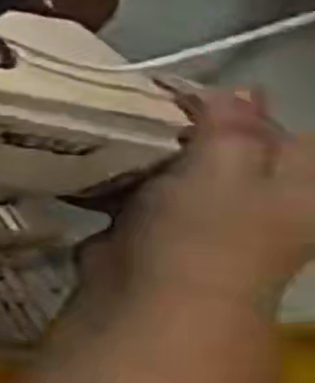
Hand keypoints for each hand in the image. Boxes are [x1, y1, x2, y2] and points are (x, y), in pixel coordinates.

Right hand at [116, 90, 314, 305]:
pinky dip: (114, 176)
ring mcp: (205, 214)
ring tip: (105, 134)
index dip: (231, 108)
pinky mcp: (155, 224)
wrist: (154, 294)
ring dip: (140, 151)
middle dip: (178, 128)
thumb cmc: (205, 230)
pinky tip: (89, 165)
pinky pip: (137, 188)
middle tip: (132, 112)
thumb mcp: (225, 168)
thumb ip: (232, 127)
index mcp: (300, 185)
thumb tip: (237, 89)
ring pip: (174, 165)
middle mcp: (260, 198)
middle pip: (223, 146)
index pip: (278, 130)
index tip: (171, 95)